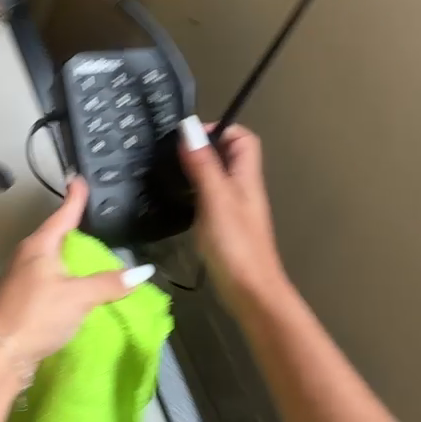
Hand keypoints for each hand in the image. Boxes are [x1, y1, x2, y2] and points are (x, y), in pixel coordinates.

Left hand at [0, 179, 153, 369]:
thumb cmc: (37, 315)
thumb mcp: (79, 297)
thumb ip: (110, 283)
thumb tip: (143, 271)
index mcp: (39, 246)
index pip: (62, 215)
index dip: (74, 198)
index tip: (78, 179)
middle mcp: (27, 256)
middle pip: (54, 236)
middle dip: (72, 228)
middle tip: (90, 219)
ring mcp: (20, 277)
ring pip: (49, 259)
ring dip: (68, 256)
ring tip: (88, 254)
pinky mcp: (19, 298)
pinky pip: (46, 278)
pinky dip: (62, 276)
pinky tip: (73, 287)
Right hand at [177, 117, 290, 305]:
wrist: (250, 293)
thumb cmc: (235, 245)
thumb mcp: (216, 199)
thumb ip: (203, 165)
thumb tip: (189, 128)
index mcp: (246, 178)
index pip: (242, 138)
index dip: (219, 130)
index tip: (188, 138)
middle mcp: (243, 189)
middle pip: (229, 155)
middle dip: (203, 148)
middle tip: (173, 155)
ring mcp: (234, 209)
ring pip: (218, 177)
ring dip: (196, 170)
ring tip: (170, 174)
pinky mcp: (224, 228)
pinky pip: (210, 198)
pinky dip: (194, 193)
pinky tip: (179, 202)